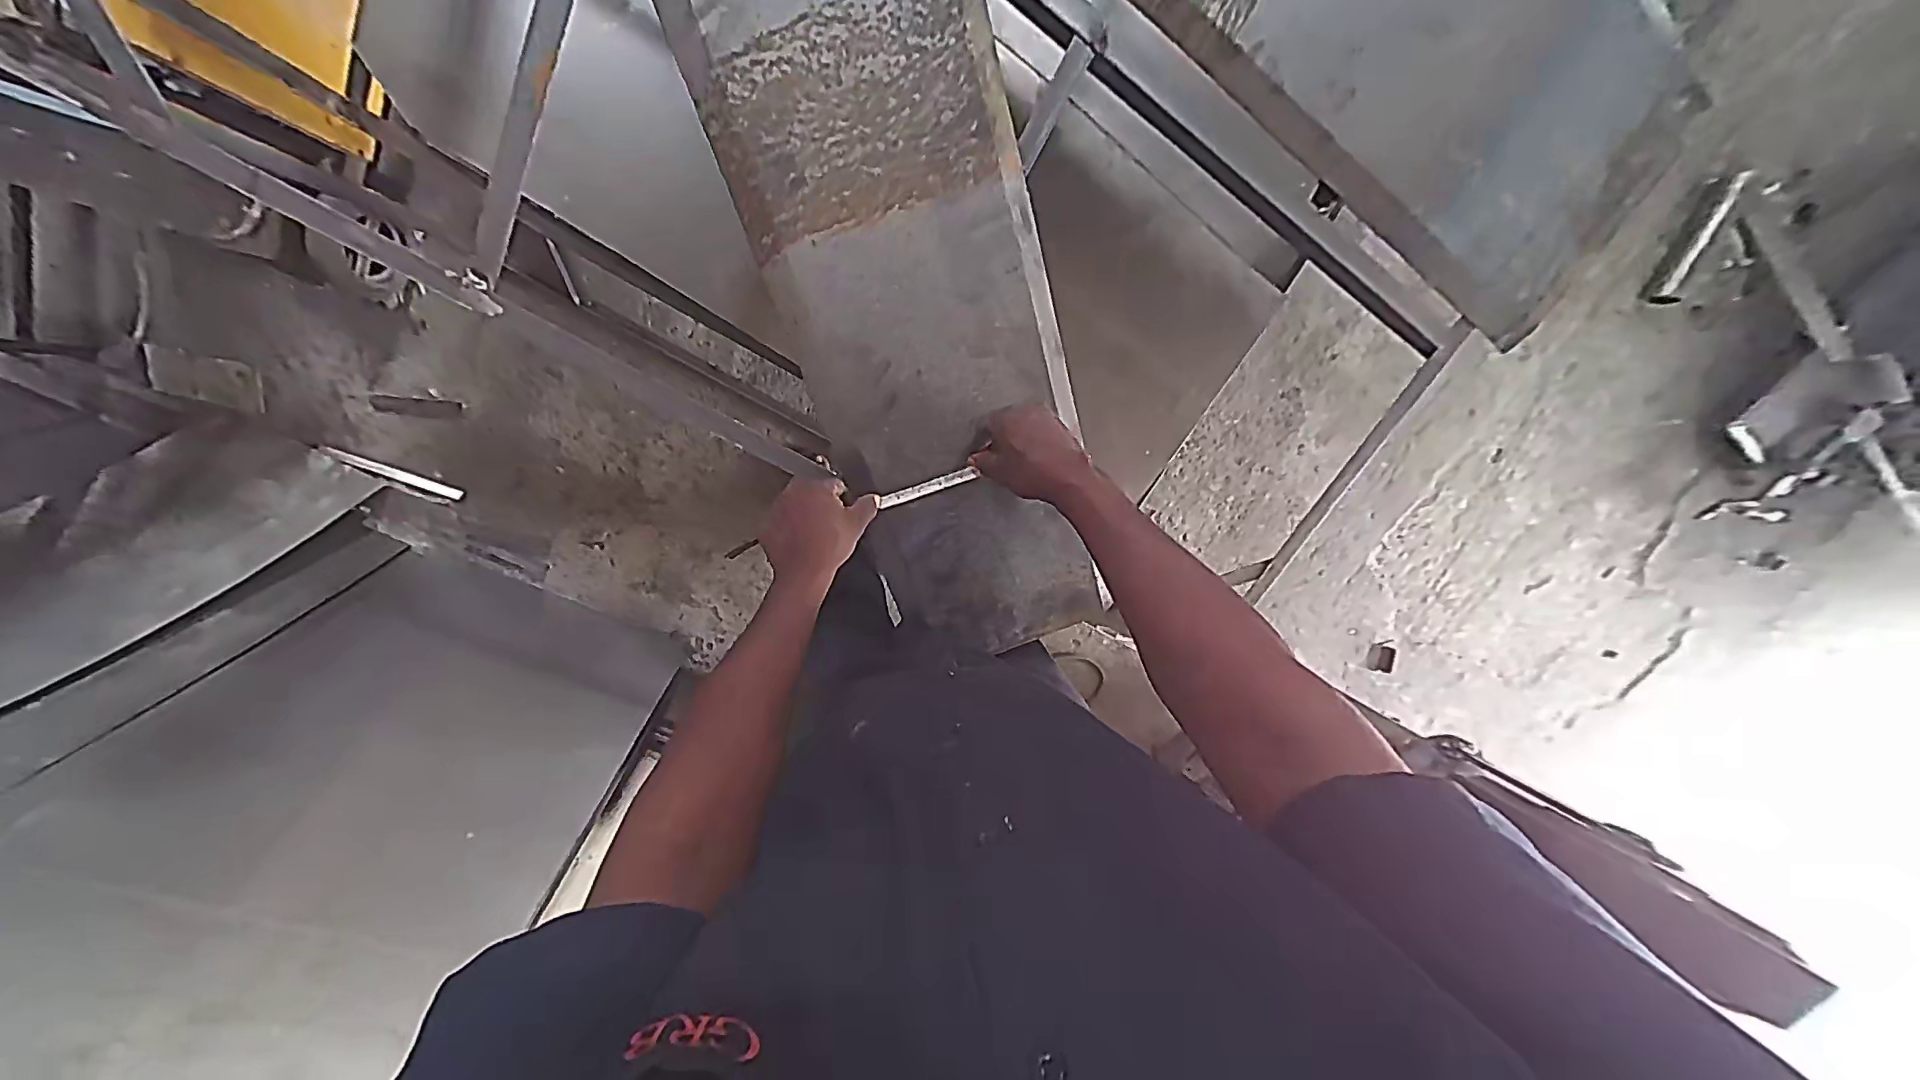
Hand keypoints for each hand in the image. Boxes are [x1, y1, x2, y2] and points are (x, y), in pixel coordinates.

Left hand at [758, 477, 877, 588]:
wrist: (803, 571)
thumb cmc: (828, 547)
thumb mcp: (856, 525)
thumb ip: (866, 507)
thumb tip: (872, 500)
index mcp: (817, 486)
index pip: (833, 484)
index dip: (842, 497)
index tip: (843, 508)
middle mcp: (794, 492)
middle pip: (811, 491)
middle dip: (820, 503)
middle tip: (829, 522)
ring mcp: (777, 508)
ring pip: (794, 505)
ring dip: (802, 514)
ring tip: (815, 534)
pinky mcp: (767, 525)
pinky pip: (781, 521)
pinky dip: (788, 528)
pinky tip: (800, 540)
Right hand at [969, 404, 1100, 506]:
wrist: (1069, 478)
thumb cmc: (1037, 473)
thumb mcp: (998, 472)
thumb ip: (981, 462)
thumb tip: (978, 459)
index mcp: (1004, 417)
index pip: (984, 425)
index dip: (980, 443)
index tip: (982, 454)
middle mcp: (1025, 411)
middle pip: (1005, 422)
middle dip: (1001, 439)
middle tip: (1001, 459)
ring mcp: (1045, 417)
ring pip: (1024, 426)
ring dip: (1020, 440)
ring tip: (1021, 462)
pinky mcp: (1060, 426)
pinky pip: (1041, 432)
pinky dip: (1037, 443)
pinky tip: (1037, 460)